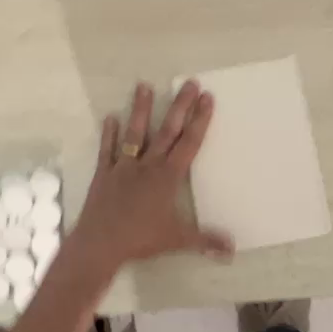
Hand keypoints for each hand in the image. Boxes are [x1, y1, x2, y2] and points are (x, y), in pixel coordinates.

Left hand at [70, 82, 232, 271]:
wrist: (100, 243)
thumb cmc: (141, 239)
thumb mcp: (177, 240)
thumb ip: (206, 241)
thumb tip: (232, 249)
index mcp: (168, 177)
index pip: (189, 143)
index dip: (200, 120)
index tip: (207, 98)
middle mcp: (147, 166)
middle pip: (167, 131)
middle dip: (179, 106)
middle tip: (189, 82)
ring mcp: (123, 167)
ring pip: (135, 133)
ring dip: (140, 110)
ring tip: (143, 85)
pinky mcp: (104, 174)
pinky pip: (107, 150)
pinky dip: (109, 134)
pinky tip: (110, 118)